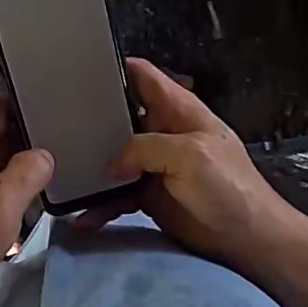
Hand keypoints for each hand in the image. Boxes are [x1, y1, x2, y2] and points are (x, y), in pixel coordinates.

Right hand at [81, 58, 307, 279]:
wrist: (246, 238)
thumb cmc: (232, 189)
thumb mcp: (189, 154)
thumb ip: (144, 148)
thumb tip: (111, 163)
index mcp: (179, 112)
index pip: (144, 77)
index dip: (117, 68)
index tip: (86, 71)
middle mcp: (164, 134)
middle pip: (120, 118)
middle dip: (93, 121)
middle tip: (61, 126)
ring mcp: (155, 166)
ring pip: (112, 159)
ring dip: (91, 168)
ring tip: (66, 176)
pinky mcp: (148, 195)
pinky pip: (116, 196)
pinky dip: (100, 205)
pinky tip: (84, 216)